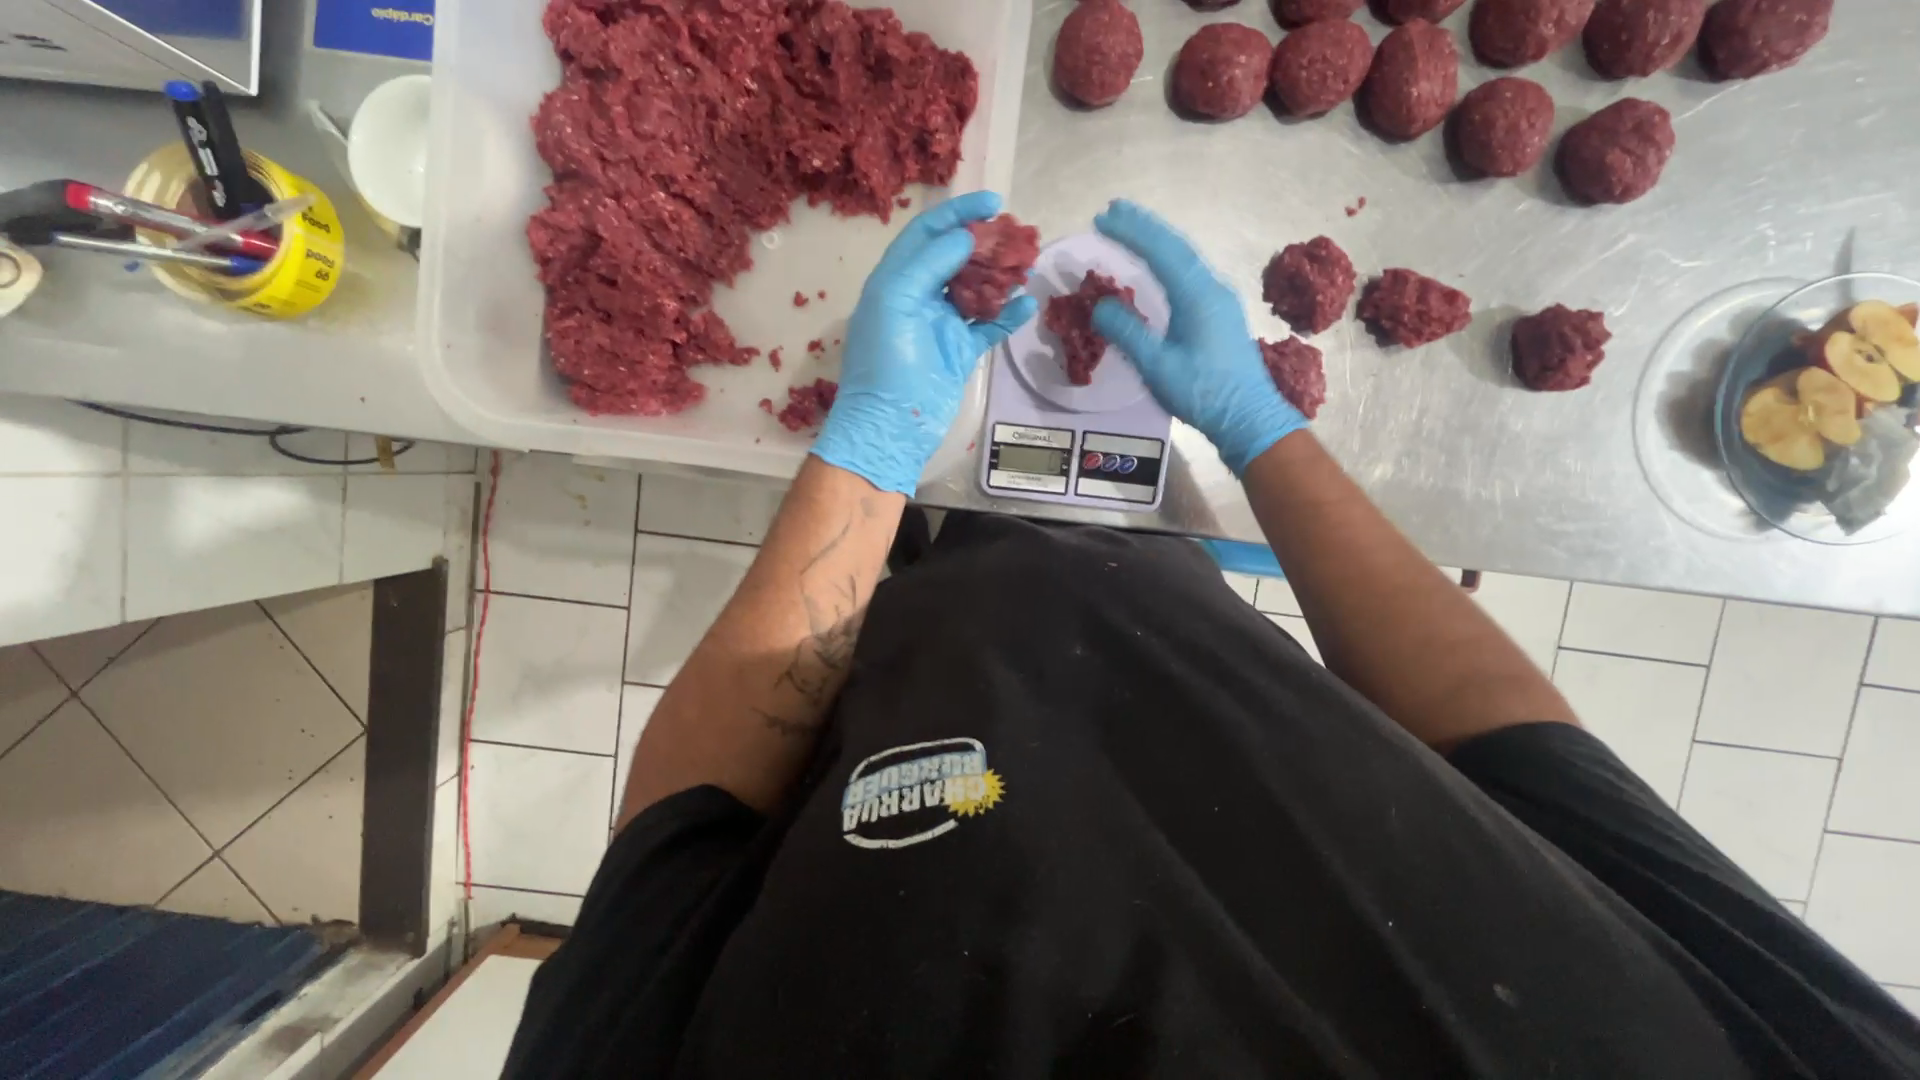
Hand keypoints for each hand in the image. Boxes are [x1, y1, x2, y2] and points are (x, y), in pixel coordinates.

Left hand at [812, 191, 1037, 495]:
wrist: (889, 426)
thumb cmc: (885, 362)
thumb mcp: (897, 301)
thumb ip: (930, 263)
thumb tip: (965, 235)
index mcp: (896, 280)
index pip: (927, 233)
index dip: (957, 213)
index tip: (993, 201)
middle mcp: (918, 297)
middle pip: (955, 257)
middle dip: (986, 243)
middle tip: (1018, 235)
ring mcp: (941, 325)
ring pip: (976, 289)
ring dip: (1000, 276)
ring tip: (1028, 263)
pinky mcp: (959, 352)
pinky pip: (988, 326)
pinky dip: (1008, 315)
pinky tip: (1027, 303)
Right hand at [1090, 200, 1306, 474]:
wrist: (1249, 418)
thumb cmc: (1203, 393)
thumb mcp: (1158, 366)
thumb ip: (1128, 333)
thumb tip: (1101, 305)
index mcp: (1197, 296)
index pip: (1161, 251)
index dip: (1132, 232)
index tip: (1103, 218)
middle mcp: (1212, 289)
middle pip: (1175, 247)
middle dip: (1143, 228)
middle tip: (1113, 212)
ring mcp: (1220, 301)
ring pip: (1184, 259)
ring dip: (1156, 242)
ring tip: (1130, 232)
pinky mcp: (1220, 315)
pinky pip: (1189, 275)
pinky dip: (1167, 262)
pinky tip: (1156, 268)